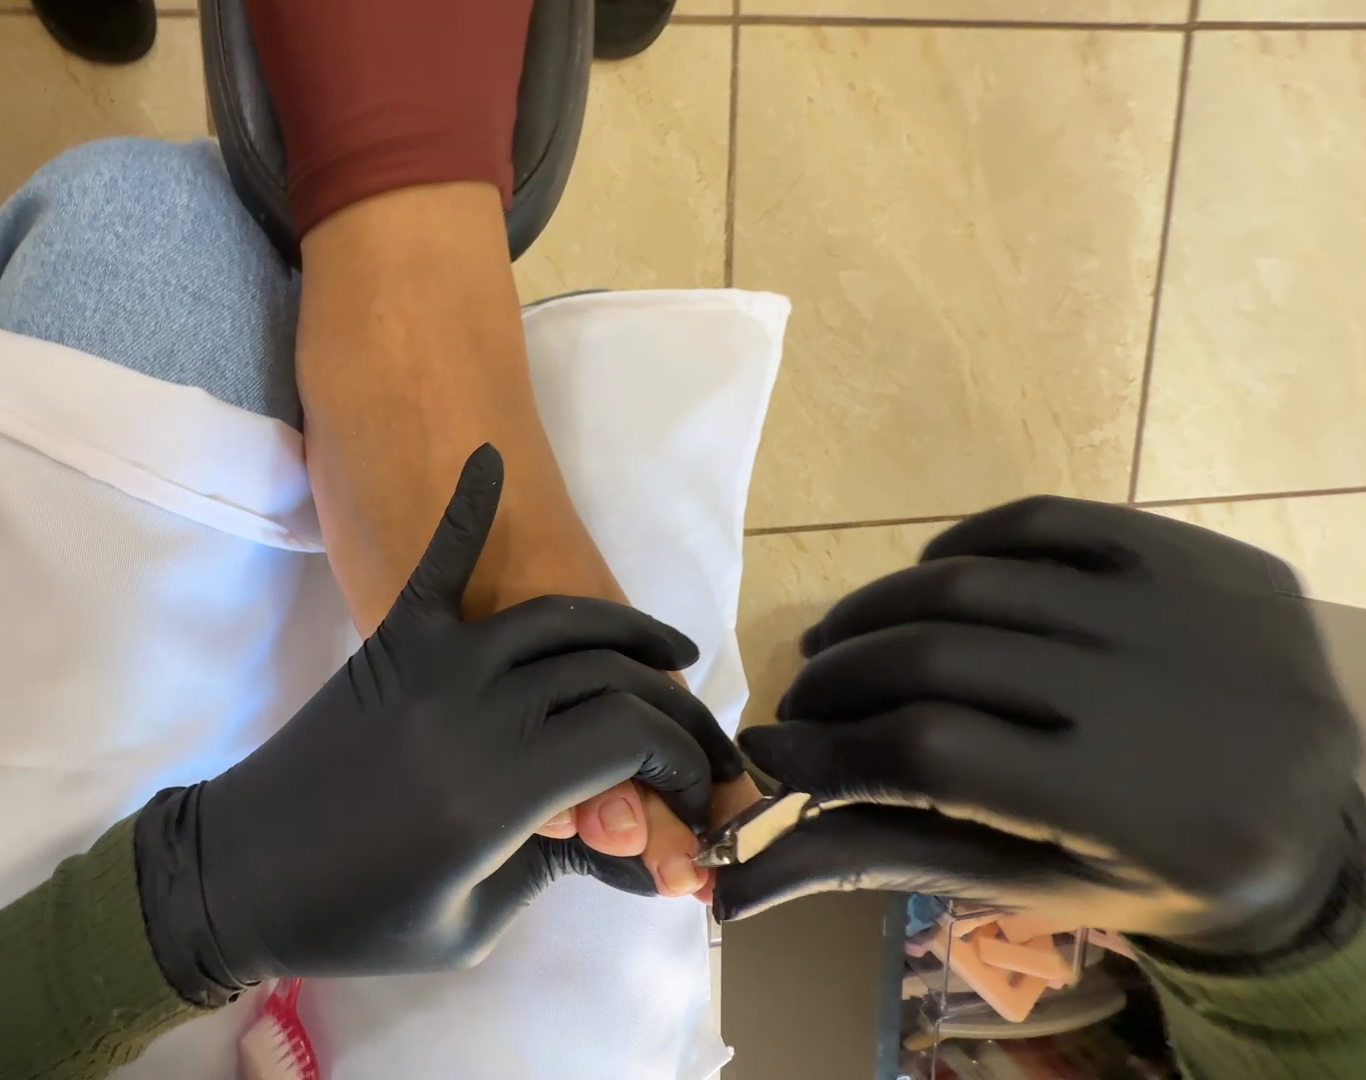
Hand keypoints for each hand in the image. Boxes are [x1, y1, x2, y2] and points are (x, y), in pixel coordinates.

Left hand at [136, 445, 742, 1000]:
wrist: (242, 870)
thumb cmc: (358, 918)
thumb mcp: (477, 920)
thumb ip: (567, 862)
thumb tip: (654, 842)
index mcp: (497, 792)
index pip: (629, 739)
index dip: (678, 760)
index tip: (688, 792)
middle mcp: (473, 709)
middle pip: (606, 678)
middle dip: (668, 711)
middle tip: (689, 739)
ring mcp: (431, 662)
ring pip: (554, 620)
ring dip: (620, 628)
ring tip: (665, 649)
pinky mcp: (393, 639)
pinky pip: (439, 562)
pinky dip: (468, 507)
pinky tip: (491, 459)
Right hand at [711, 496, 1362, 956]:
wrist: (1315, 832)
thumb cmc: (1136, 873)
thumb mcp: (1007, 885)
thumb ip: (865, 857)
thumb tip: (732, 862)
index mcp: (1148, 814)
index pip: (932, 754)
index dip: (828, 749)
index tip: (768, 752)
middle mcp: (1183, 703)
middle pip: (938, 656)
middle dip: (835, 678)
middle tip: (798, 701)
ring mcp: (1197, 614)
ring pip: (967, 582)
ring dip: (868, 612)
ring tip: (832, 644)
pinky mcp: (1200, 559)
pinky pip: (1034, 520)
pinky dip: (953, 547)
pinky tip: (922, 584)